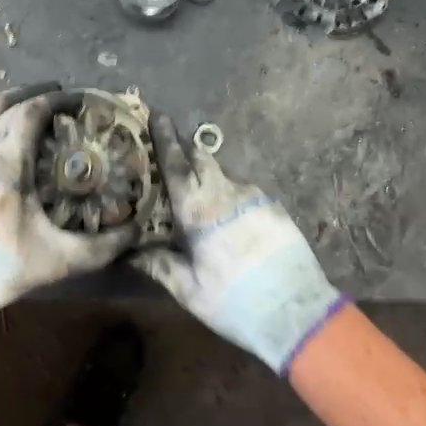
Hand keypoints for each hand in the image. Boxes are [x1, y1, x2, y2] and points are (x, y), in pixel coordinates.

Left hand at [0, 84, 135, 329]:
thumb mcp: (56, 259)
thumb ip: (100, 247)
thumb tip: (135, 232)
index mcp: (6, 160)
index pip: (33, 110)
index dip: (59, 100)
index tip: (83, 101)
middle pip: (11, 102)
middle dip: (41, 96)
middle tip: (69, 104)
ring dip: (18, 102)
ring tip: (45, 112)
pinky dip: (1, 118)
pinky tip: (18, 138)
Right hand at [132, 115, 345, 374]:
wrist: (296, 312)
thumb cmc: (234, 303)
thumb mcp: (188, 290)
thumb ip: (159, 264)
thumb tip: (129, 250)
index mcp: (199, 210)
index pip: (176, 164)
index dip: (164, 138)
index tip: (157, 114)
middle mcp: (226, 193)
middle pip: (202, 158)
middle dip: (187, 148)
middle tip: (173, 146)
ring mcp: (255, 198)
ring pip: (225, 175)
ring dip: (210, 176)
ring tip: (201, 192)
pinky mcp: (275, 209)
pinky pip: (246, 192)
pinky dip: (231, 195)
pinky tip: (231, 216)